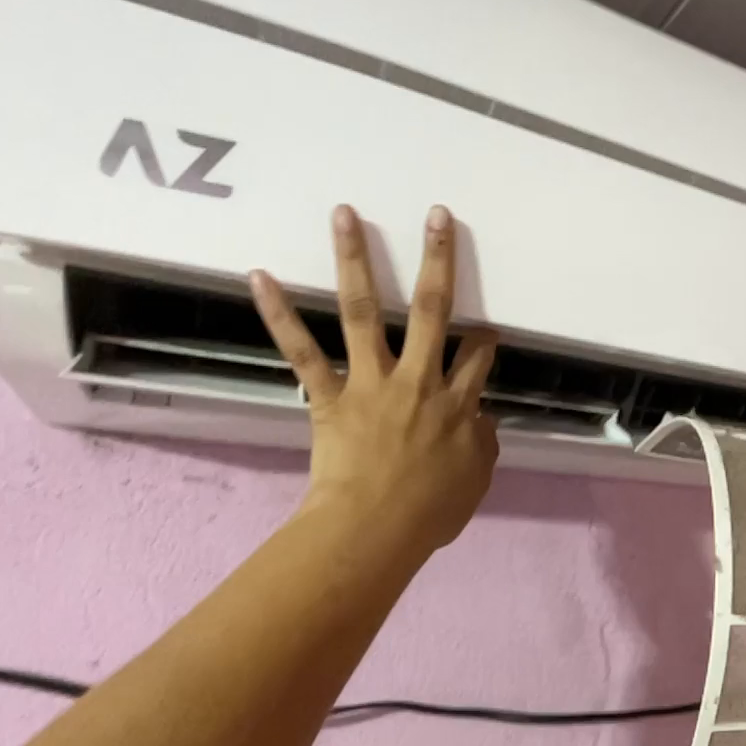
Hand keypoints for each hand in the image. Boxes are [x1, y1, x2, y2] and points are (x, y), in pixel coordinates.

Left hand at [249, 204, 497, 549]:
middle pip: (433, 311)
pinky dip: (279, 314)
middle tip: (436, 217)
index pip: (477, 358)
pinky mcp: (331, 396)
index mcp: (458, 405)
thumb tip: (482, 418)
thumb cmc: (429, 514)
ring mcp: (373, 383)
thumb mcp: (475, 482)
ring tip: (345, 214)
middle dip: (438, 260)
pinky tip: (258, 275)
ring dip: (355, 259)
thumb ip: (482, 445)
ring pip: (366, 311)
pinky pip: (303, 351)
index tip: (487, 327)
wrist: (375, 531)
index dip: (485, 339)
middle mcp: (420, 381)